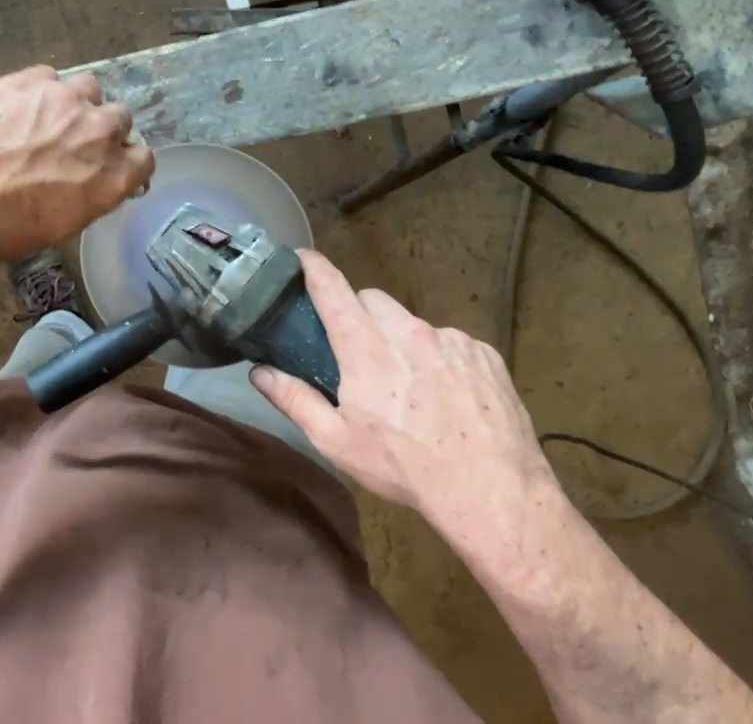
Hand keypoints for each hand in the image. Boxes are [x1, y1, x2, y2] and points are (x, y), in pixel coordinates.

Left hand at [0, 65, 154, 259]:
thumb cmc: (7, 228)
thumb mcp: (64, 224)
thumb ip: (92, 191)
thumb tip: (90, 176)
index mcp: (113, 175)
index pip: (143, 156)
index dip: (122, 159)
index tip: (105, 163)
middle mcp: (99, 131)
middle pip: (118, 117)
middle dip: (99, 129)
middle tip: (68, 143)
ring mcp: (64, 99)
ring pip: (87, 88)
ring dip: (73, 102)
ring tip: (43, 119)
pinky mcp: (27, 80)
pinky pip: (46, 76)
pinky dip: (37, 90)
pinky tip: (15, 108)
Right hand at [249, 250, 559, 542]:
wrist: (493, 493)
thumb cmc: (404, 468)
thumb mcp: (336, 442)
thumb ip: (295, 400)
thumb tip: (259, 372)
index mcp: (367, 349)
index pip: (333, 290)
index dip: (313, 268)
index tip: (301, 258)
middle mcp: (409, 332)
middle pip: (373, 299)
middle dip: (359, 313)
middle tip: (357, 350)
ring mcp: (452, 341)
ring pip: (413, 322)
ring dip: (401, 339)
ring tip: (408, 383)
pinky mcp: (485, 355)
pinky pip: (451, 342)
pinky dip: (439, 357)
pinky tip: (446, 395)